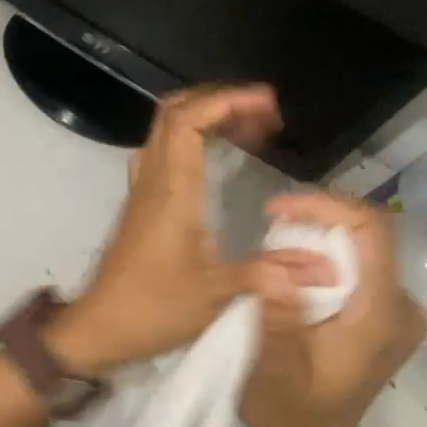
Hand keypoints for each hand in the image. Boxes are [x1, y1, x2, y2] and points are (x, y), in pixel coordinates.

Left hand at [46, 85, 282, 378]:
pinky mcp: (143, 202)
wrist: (101, 325)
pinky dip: (195, 139)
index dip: (224, 101)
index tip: (266, 101)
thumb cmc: (153, 309)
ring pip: (167, 130)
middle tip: (266, 113)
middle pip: (174, 113)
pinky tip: (224, 157)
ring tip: (255, 129)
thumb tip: (325, 267)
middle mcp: (153, 179)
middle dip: (219, 101)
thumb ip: (267, 276)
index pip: (186, 122)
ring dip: (207, 117)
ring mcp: (143, 188)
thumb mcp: (215, 295)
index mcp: (171, 191)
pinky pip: (165, 151)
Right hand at [241, 193, 425, 426]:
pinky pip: (351, 263)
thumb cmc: (288, 407)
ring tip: (266, 269)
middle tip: (261, 249)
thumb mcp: (272, 364)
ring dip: (306, 243)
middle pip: (360, 233)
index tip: (273, 210)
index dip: (322, 205)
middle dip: (306, 227)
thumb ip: (278, 315)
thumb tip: (275, 269)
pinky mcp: (381, 314)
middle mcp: (400, 306)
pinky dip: (314, 257)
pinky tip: (284, 279)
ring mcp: (395, 310)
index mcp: (380, 314)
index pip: (369, 229)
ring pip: (353, 246)